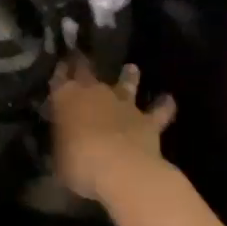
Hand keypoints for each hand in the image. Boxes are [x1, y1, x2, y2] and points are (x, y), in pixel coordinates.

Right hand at [48, 59, 176, 199]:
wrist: (121, 170)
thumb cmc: (78, 163)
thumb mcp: (57, 157)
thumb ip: (61, 143)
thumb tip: (62, 142)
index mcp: (65, 97)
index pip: (59, 77)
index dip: (60, 70)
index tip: (60, 64)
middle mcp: (93, 92)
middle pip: (87, 70)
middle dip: (83, 63)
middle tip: (82, 55)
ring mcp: (123, 104)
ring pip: (126, 84)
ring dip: (129, 77)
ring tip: (132, 68)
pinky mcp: (148, 121)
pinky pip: (159, 111)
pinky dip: (164, 105)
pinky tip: (169, 100)